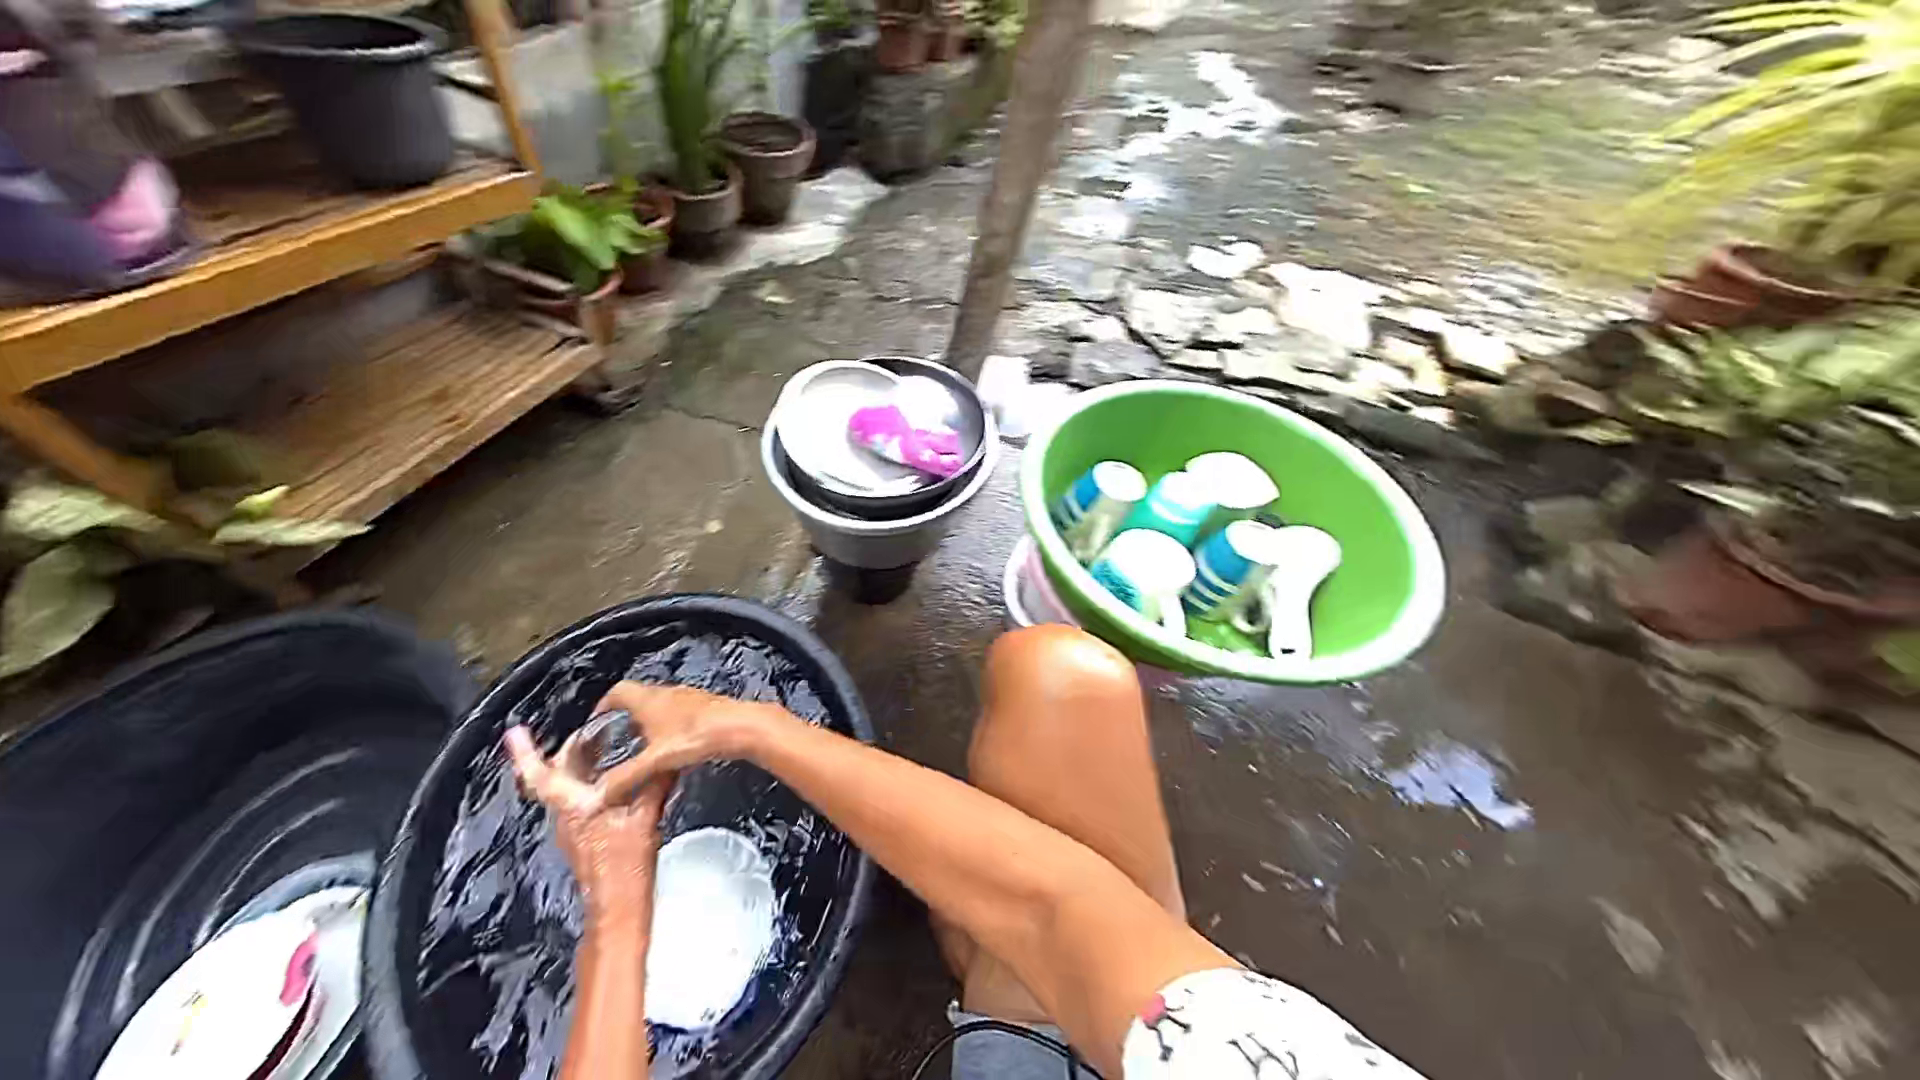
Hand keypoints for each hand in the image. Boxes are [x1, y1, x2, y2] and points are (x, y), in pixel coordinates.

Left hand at [505, 722, 674, 921]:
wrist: (618, 909)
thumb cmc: (625, 868)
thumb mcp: (646, 817)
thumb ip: (656, 783)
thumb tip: (671, 758)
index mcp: (576, 807)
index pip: (541, 776)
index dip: (525, 753)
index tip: (515, 731)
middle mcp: (568, 817)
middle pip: (556, 777)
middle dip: (568, 750)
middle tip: (589, 729)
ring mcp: (575, 829)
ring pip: (569, 789)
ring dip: (582, 766)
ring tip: (604, 745)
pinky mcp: (587, 838)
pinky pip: (584, 801)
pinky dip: (595, 782)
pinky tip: (618, 778)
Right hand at [591, 682, 785, 805]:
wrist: (742, 726)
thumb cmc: (696, 736)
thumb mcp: (656, 761)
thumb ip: (624, 779)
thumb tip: (593, 799)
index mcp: (649, 699)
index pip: (617, 691)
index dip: (603, 705)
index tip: (596, 723)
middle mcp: (667, 692)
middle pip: (639, 697)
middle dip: (626, 716)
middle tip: (618, 739)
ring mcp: (689, 696)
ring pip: (662, 704)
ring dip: (651, 721)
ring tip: (644, 746)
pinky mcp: (707, 705)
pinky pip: (681, 711)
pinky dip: (672, 725)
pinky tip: (676, 745)